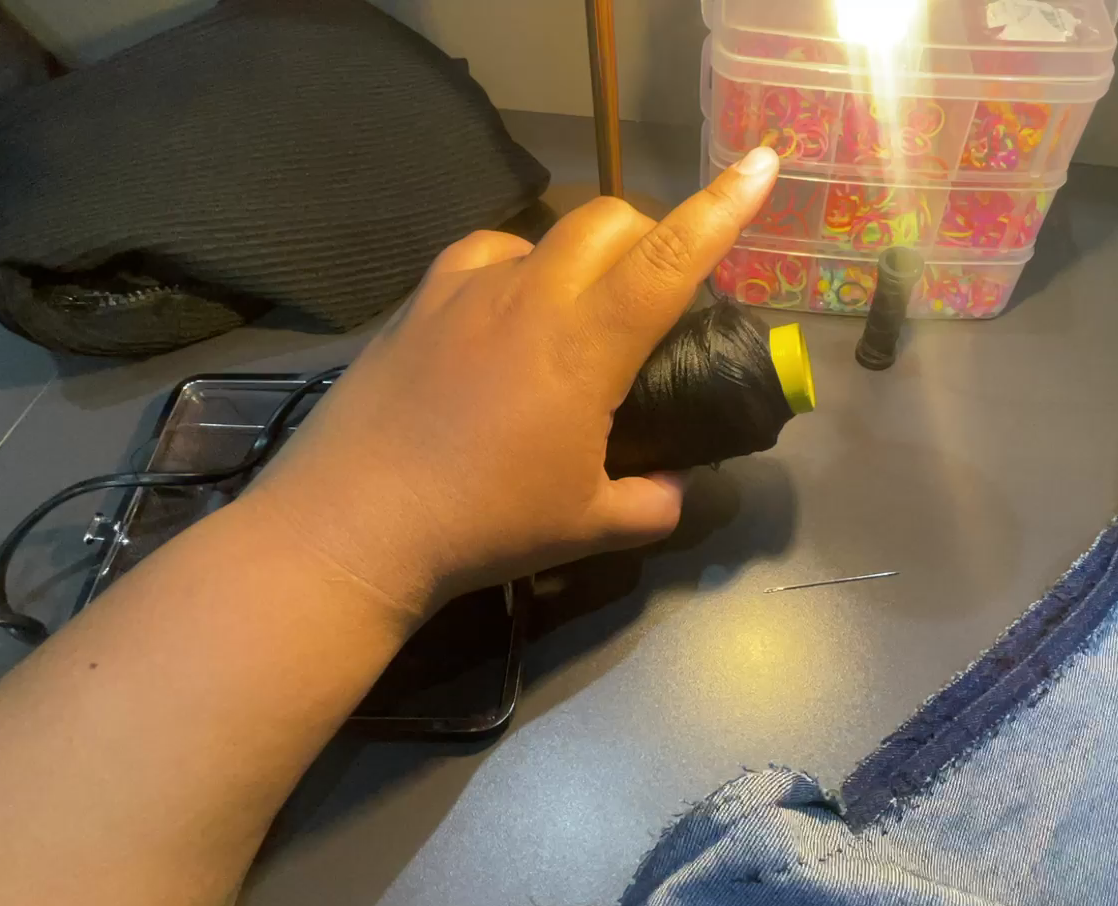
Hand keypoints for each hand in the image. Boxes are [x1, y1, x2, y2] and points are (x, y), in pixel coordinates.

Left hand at [242, 146, 781, 618]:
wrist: (356, 525)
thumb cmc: (486, 525)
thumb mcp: (592, 526)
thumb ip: (656, 501)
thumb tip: (676, 483)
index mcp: (584, 345)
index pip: (670, 259)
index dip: (723, 210)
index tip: (761, 167)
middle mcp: (530, 296)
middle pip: (611, 219)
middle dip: (652, 237)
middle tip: (657, 298)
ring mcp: (467, 289)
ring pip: (550, 231)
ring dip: (588, 253)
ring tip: (582, 312)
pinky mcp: (421, 300)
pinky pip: (487, 253)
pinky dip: (520, 266)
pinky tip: (509, 312)